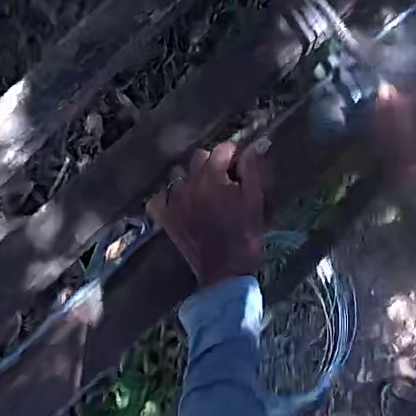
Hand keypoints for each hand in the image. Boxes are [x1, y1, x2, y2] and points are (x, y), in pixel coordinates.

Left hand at [148, 141, 266, 286]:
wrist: (226, 270)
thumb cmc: (245, 233)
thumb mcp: (254, 198)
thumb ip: (251, 168)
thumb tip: (257, 144)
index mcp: (213, 177)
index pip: (221, 149)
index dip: (233, 152)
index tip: (240, 161)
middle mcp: (189, 184)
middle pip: (199, 157)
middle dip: (213, 161)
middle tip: (225, 176)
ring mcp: (174, 201)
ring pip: (179, 175)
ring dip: (192, 177)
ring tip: (204, 189)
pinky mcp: (166, 218)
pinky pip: (159, 198)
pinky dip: (168, 196)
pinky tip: (180, 201)